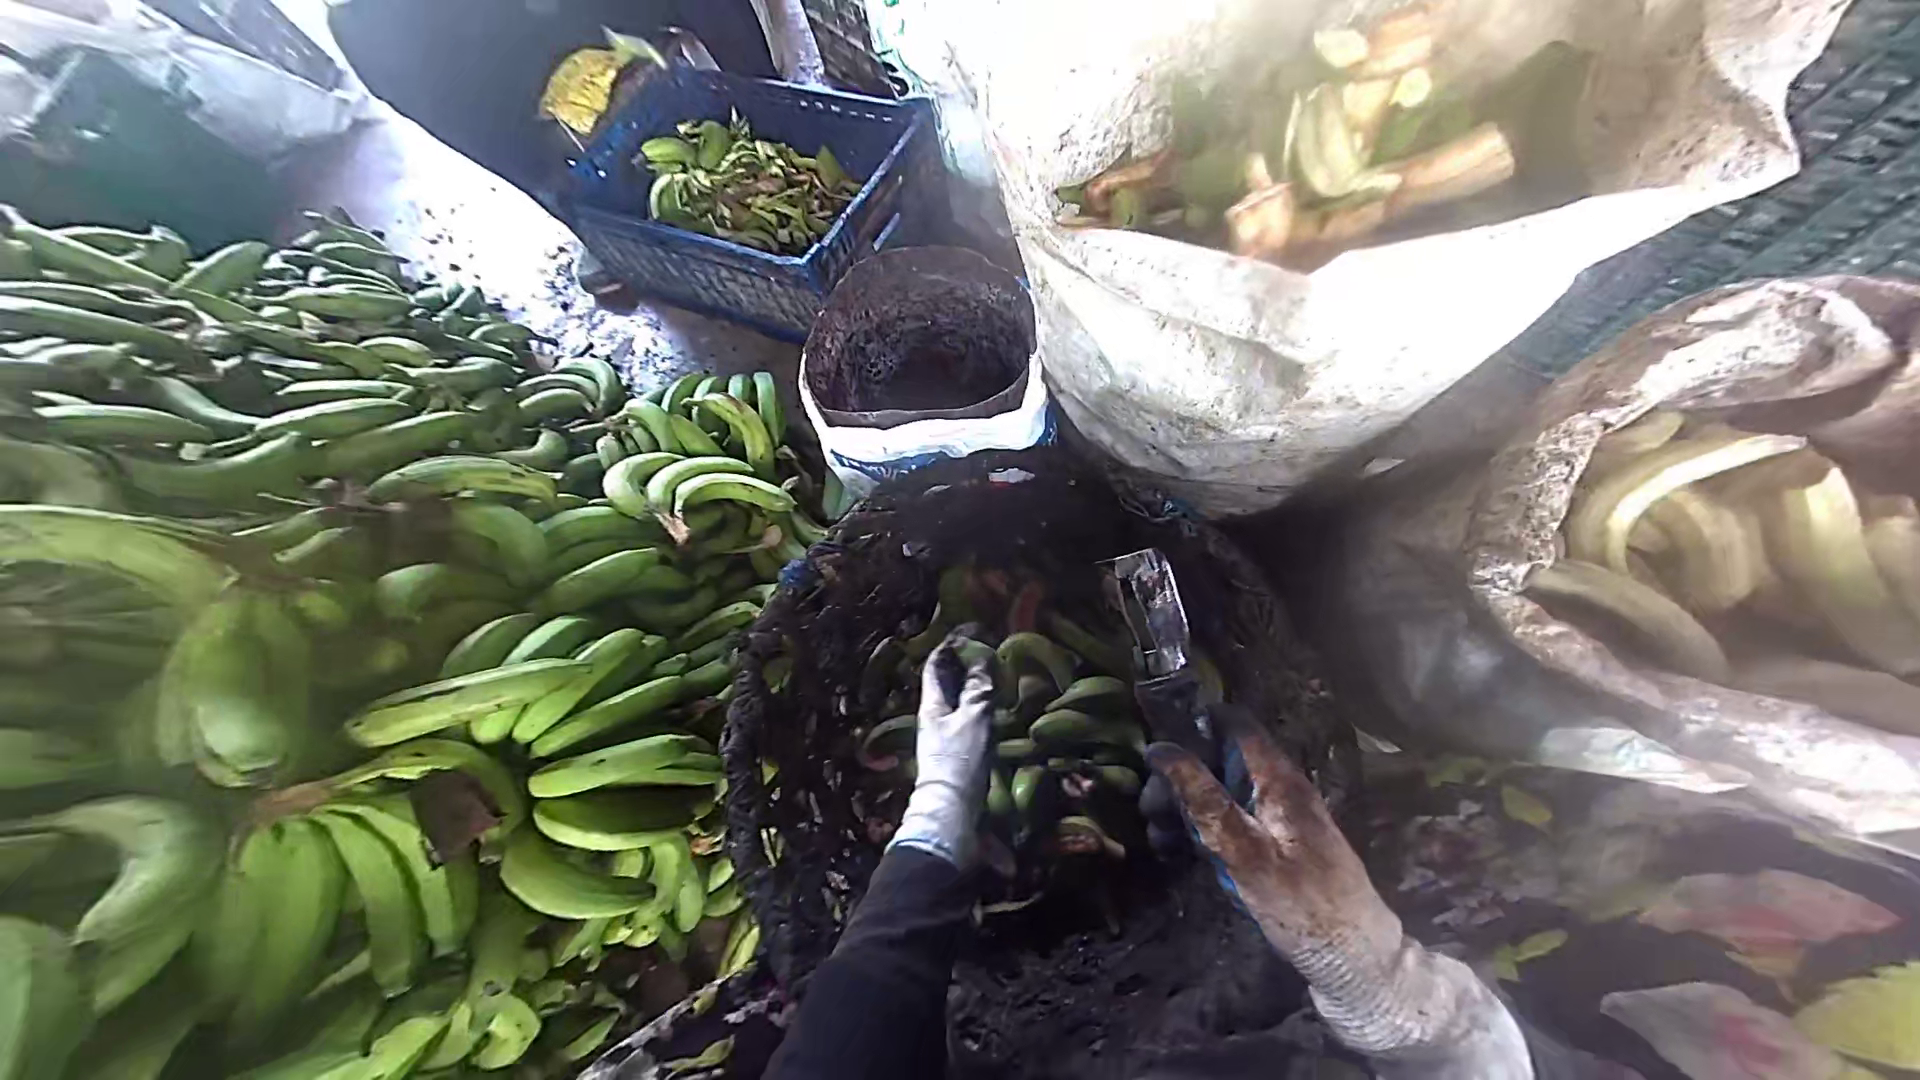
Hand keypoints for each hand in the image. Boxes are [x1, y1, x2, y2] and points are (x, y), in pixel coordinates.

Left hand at [886, 630, 994, 865]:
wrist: (951, 814)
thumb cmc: (959, 761)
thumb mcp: (974, 720)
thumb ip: (978, 690)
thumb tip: (981, 660)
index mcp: (932, 704)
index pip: (937, 664)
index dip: (951, 645)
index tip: (970, 631)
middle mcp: (934, 716)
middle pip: (946, 681)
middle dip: (963, 663)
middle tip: (986, 649)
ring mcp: (944, 735)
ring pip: (957, 699)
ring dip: (973, 684)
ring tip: (994, 673)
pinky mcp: (957, 752)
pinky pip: (967, 718)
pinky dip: (979, 705)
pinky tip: (994, 707)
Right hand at [1145, 715, 1396, 972]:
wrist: (1355, 965)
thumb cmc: (1303, 905)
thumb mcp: (1245, 853)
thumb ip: (1204, 800)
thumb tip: (1159, 749)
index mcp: (1276, 778)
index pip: (1233, 722)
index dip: (1193, 723)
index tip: (1158, 746)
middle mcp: (1273, 786)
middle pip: (1215, 757)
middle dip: (1177, 776)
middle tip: (1150, 807)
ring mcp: (1269, 813)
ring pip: (1213, 788)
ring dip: (1179, 805)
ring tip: (1157, 834)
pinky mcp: (1265, 838)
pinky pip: (1223, 816)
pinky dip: (1196, 826)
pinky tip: (1172, 846)